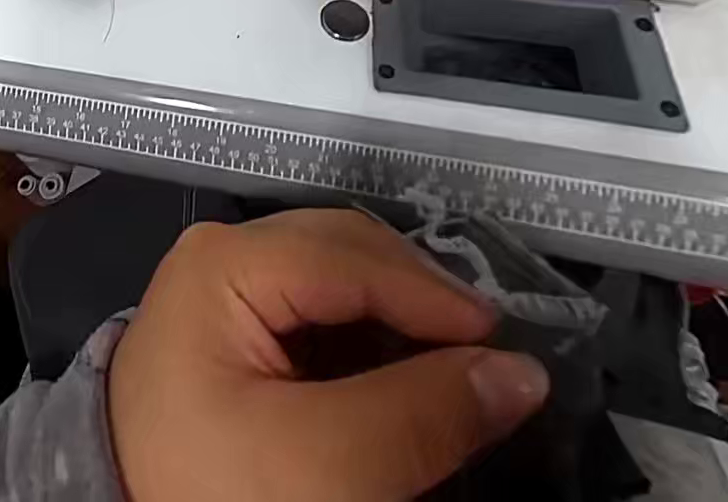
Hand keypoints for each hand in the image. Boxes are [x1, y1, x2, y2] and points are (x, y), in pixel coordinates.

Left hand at [107, 209, 549, 501]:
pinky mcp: (234, 311)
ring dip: (398, 311)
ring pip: (336, 270)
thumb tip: (518, 371)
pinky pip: (315, 301)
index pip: (348, 255)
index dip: (432, 293)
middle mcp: (226, 249)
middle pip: (343, 249)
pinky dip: (366, 329)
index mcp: (226, 260)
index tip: (508, 344)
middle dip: (418, 295)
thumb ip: (423, 412)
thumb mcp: (323, 465)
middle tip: (488, 352)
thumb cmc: (209, 492)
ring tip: (454, 358)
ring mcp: (227, 277)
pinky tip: (400, 363)